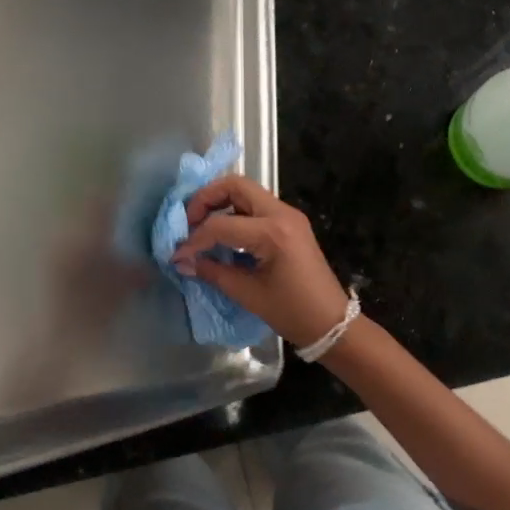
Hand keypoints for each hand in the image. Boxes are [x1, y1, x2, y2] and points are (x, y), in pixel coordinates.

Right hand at [172, 175, 350, 347]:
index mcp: (273, 233)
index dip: (195, 239)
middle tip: (189, 222)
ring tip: (201, 227)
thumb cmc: (292, 312)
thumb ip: (213, 272)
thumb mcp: (248, 294)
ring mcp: (288, 215)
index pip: (221, 225)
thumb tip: (183, 262)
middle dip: (206, 199)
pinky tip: (222, 235)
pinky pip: (256, 207)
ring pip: (246, 192)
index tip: (178, 255)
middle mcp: (282, 214)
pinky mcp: (290, 223)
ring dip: (220, 203)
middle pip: (235, 186)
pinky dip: (235, 213)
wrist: (332, 323)